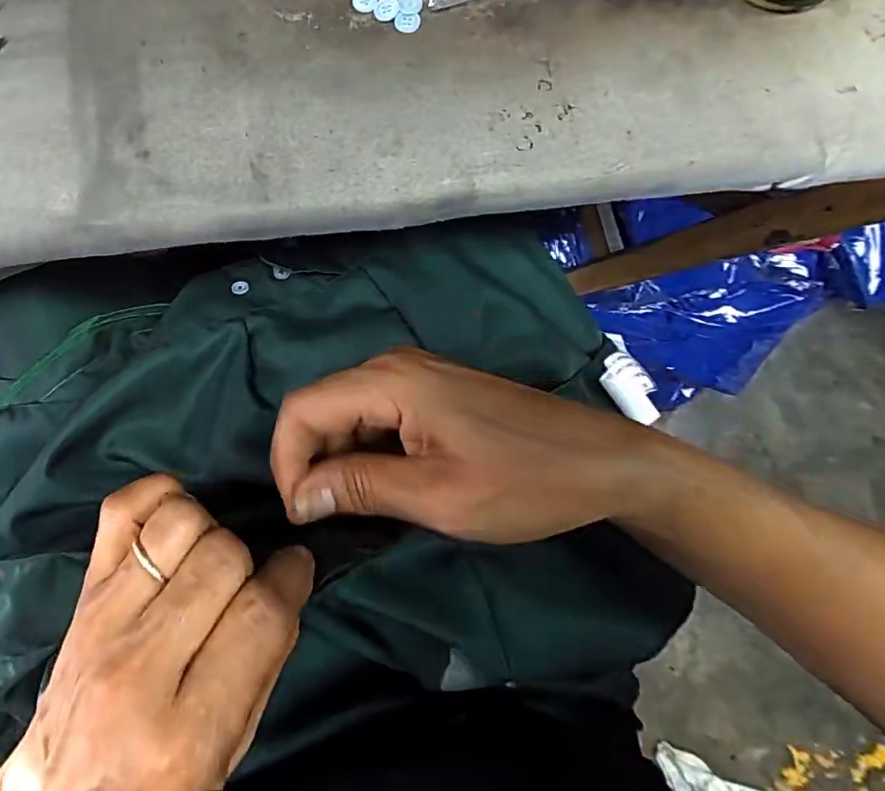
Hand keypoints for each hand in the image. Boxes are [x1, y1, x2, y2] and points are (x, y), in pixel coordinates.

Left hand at [0, 475, 313, 790]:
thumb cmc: (165, 781)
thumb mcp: (231, 746)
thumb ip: (264, 658)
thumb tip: (289, 575)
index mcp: (185, 731)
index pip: (261, 613)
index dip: (292, 575)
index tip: (297, 568)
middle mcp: (137, 670)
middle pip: (222, 558)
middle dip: (248, 560)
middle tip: (243, 581)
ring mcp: (98, 628)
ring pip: (178, 523)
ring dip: (208, 531)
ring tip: (205, 560)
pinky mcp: (78, 600)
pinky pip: (120, 512)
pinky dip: (156, 500)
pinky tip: (173, 521)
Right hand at [269, 348, 667, 543]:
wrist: (597, 459)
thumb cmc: (522, 480)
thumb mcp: (437, 496)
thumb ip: (362, 488)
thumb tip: (300, 495)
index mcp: (392, 381)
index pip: (301, 408)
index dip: (287, 462)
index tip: (303, 515)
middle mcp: (397, 366)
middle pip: (322, 407)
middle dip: (312, 462)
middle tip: (330, 519)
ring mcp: (419, 375)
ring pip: (349, 413)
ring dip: (341, 460)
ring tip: (361, 508)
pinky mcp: (436, 392)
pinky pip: (380, 415)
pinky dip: (369, 450)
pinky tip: (389, 484)